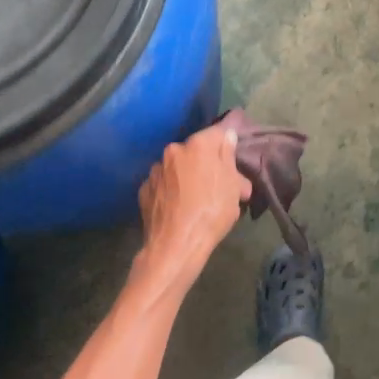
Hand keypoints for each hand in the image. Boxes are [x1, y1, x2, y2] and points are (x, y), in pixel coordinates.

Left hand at [136, 124, 251, 285]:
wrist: (176, 245)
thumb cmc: (212, 212)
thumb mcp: (232, 186)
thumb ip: (228, 156)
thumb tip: (227, 136)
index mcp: (198, 145)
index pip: (218, 133)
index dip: (228, 144)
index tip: (234, 158)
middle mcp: (174, 150)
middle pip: (196, 152)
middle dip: (208, 164)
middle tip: (221, 187)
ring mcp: (156, 170)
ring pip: (177, 167)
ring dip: (187, 177)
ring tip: (196, 201)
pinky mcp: (144, 189)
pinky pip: (163, 184)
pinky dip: (171, 191)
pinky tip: (179, 208)